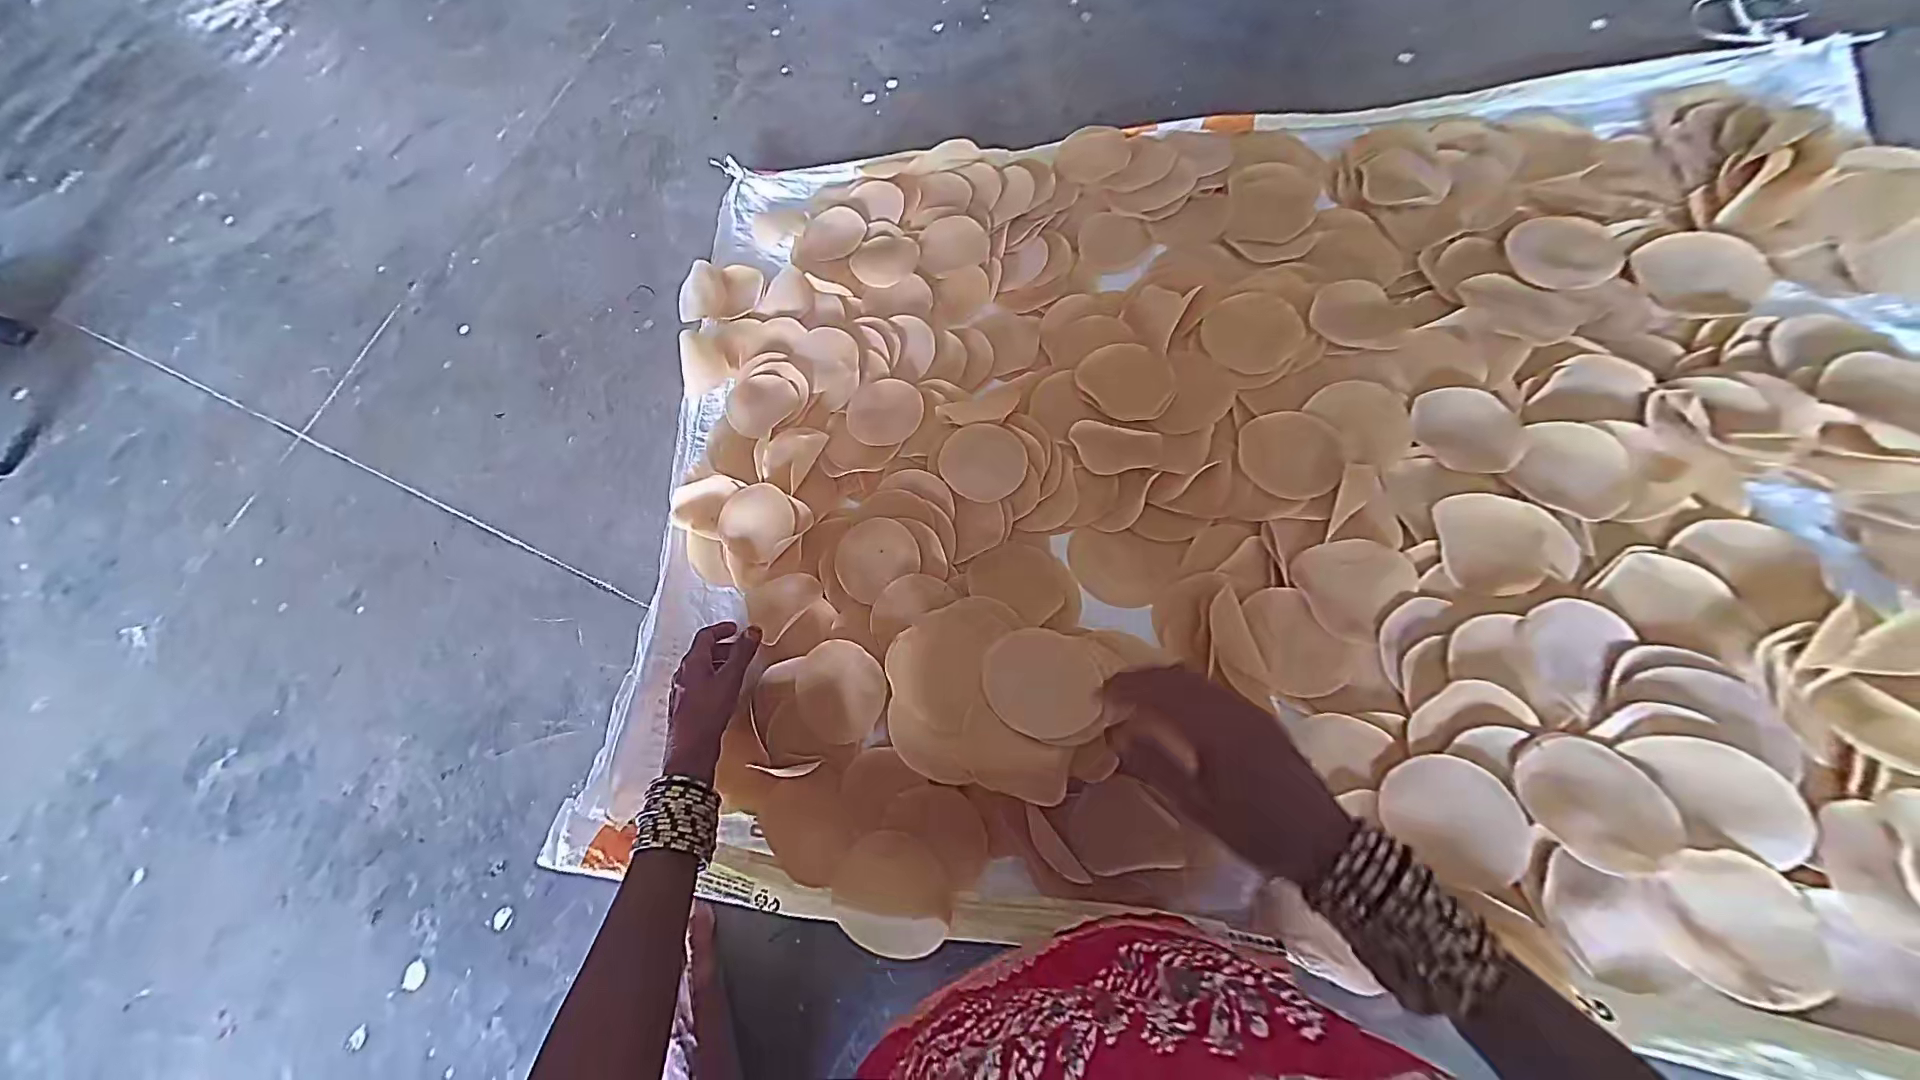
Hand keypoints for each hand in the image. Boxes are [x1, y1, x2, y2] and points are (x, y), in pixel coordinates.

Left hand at [664, 622, 760, 781]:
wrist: (691, 750)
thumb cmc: (708, 713)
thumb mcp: (731, 678)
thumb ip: (742, 653)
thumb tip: (752, 631)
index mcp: (692, 663)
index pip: (705, 636)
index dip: (722, 629)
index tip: (736, 628)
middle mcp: (683, 675)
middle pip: (702, 652)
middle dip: (723, 647)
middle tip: (741, 648)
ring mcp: (682, 691)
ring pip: (700, 669)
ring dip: (718, 663)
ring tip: (737, 669)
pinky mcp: (685, 706)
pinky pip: (699, 684)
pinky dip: (714, 678)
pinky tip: (725, 690)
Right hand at [1104, 666, 1354, 884]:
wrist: (1322, 842)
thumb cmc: (1254, 831)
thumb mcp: (1196, 807)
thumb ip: (1155, 766)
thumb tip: (1119, 734)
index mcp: (1212, 727)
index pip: (1158, 691)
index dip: (1125, 687)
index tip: (1100, 694)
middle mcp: (1230, 707)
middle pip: (1175, 675)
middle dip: (1139, 677)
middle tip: (1112, 690)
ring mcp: (1247, 708)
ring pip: (1194, 678)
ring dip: (1161, 679)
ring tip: (1136, 693)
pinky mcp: (1258, 715)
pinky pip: (1210, 687)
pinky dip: (1182, 687)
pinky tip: (1174, 705)